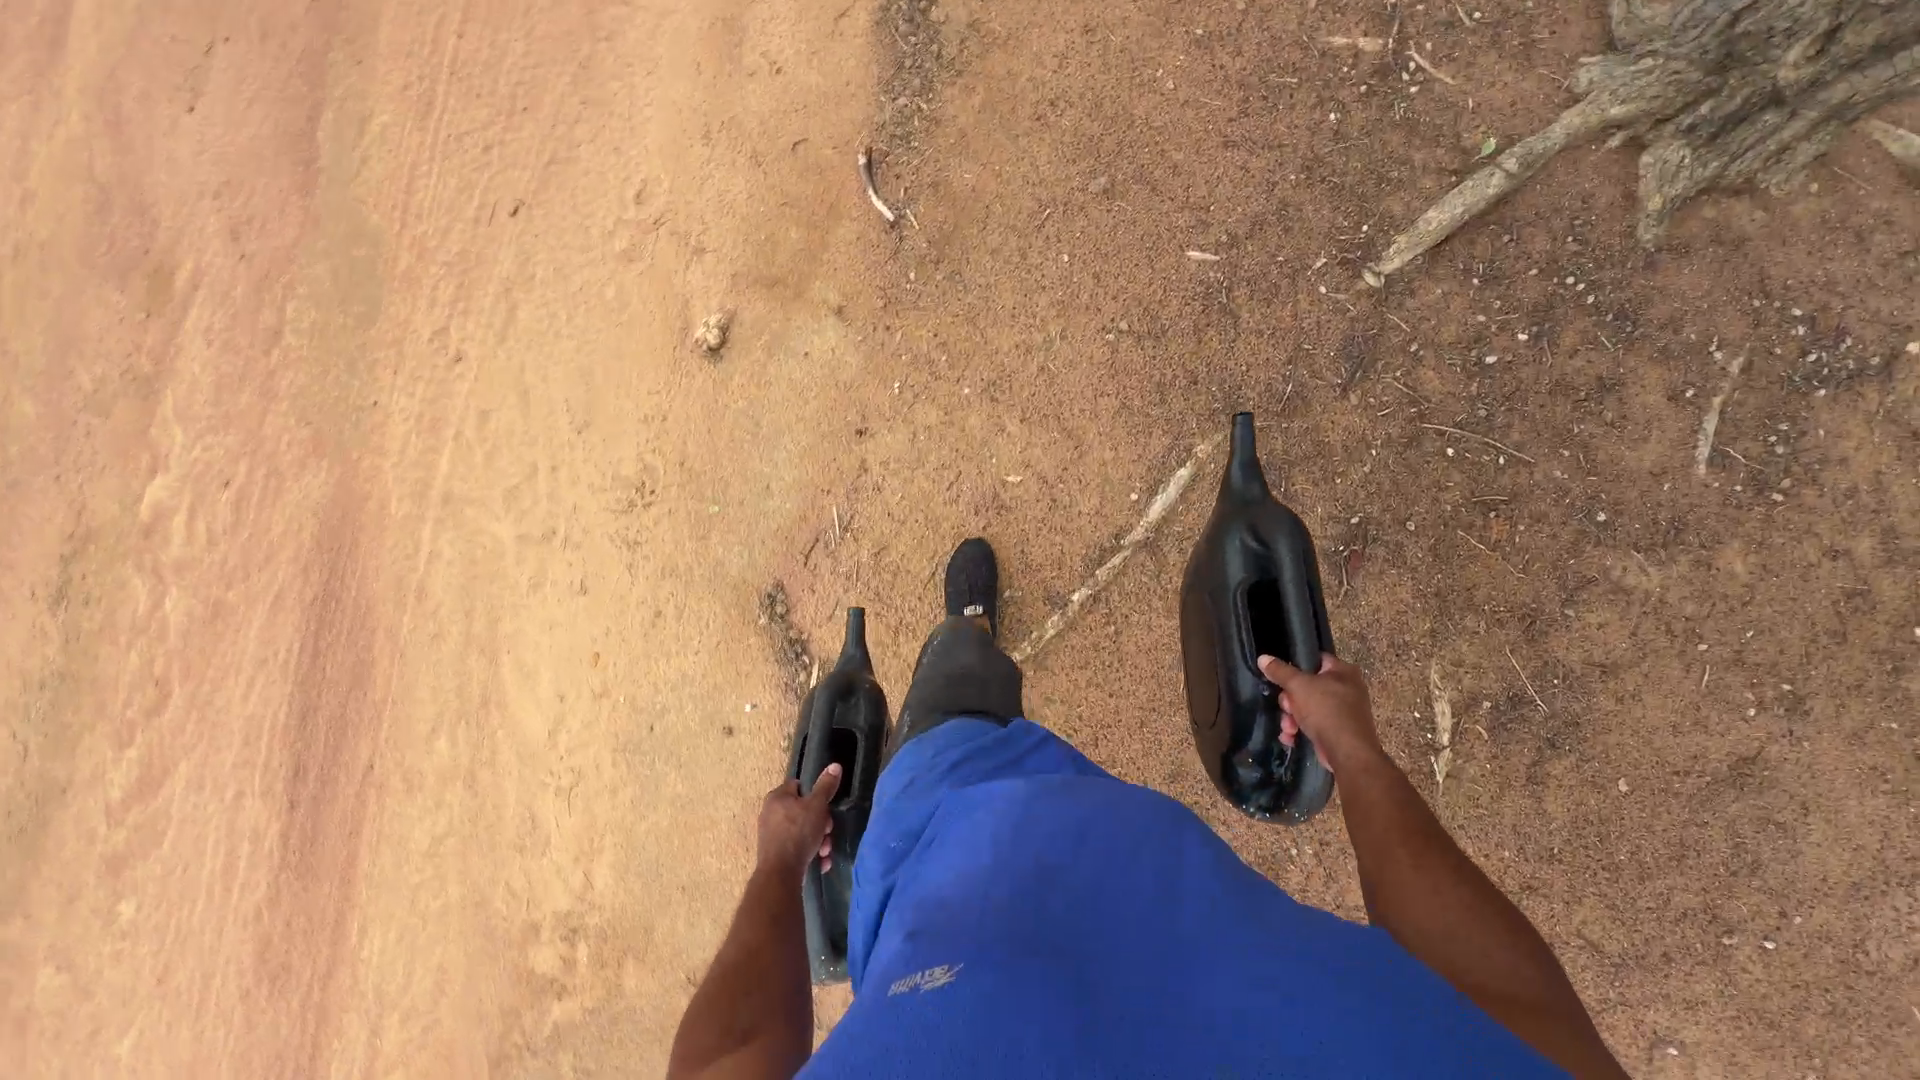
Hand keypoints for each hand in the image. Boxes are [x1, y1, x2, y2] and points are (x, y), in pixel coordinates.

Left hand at [757, 763, 840, 879]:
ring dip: (819, 841)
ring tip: (824, 852)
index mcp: (777, 797)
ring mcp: (771, 834)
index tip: (826, 807)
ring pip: (802, 831)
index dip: (816, 795)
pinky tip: (820, 863)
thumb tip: (835, 765)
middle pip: (803, 811)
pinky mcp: (774, 853)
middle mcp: (770, 813)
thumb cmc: (798, 833)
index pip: (799, 785)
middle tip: (827, 832)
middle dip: (821, 824)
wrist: (780, 873)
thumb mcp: (817, 806)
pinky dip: (809, 853)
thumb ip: (826, 786)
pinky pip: (796, 847)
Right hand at [1256, 653, 1383, 774]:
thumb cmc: (1326, 711)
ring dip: (1291, 718)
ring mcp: (1343, 711)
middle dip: (1290, 701)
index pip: (1315, 660)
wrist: (1348, 753)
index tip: (1280, 676)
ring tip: (1288, 728)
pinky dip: (1301, 729)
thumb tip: (1263, 658)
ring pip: (1307, 707)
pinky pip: (1314, 723)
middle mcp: (1346, 688)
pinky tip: (1291, 737)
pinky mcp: (1338, 730)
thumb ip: (1280, 671)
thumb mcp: (1298, 686)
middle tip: (1287, 707)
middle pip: (1306, 686)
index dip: (1295, 666)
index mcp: (1342, 671)